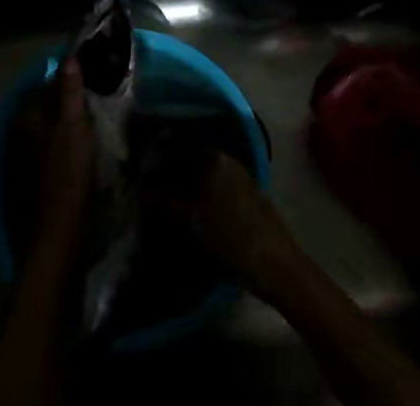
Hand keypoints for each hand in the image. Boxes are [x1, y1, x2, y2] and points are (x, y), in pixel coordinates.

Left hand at [30, 57, 94, 255]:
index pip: (50, 84)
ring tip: (97, 121)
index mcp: (30, 116)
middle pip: (49, 106)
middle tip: (101, 98)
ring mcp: (25, 155)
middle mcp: (21, 130)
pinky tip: (84, 150)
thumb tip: (69, 58)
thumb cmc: (69, 177)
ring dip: (69, 122)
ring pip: (50, 127)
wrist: (56, 235)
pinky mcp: (33, 176)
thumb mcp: (75, 130)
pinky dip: (65, 143)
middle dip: (70, 100)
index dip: (72, 78)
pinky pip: (51, 148)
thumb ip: (70, 94)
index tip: (97, 75)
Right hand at [149, 149, 300, 297]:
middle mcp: (230, 161)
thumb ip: (164, 202)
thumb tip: (140, 191)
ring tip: (166, 202)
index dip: (157, 163)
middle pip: (192, 162)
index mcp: (215, 159)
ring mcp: (243, 179)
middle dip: (171, 174)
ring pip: (205, 176)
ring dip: (186, 186)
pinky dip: (201, 195)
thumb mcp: (192, 220)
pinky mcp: (250, 198)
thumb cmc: (232, 237)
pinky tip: (191, 210)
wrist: (279, 269)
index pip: (177, 151)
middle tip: (150, 189)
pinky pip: (218, 188)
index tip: (141, 175)